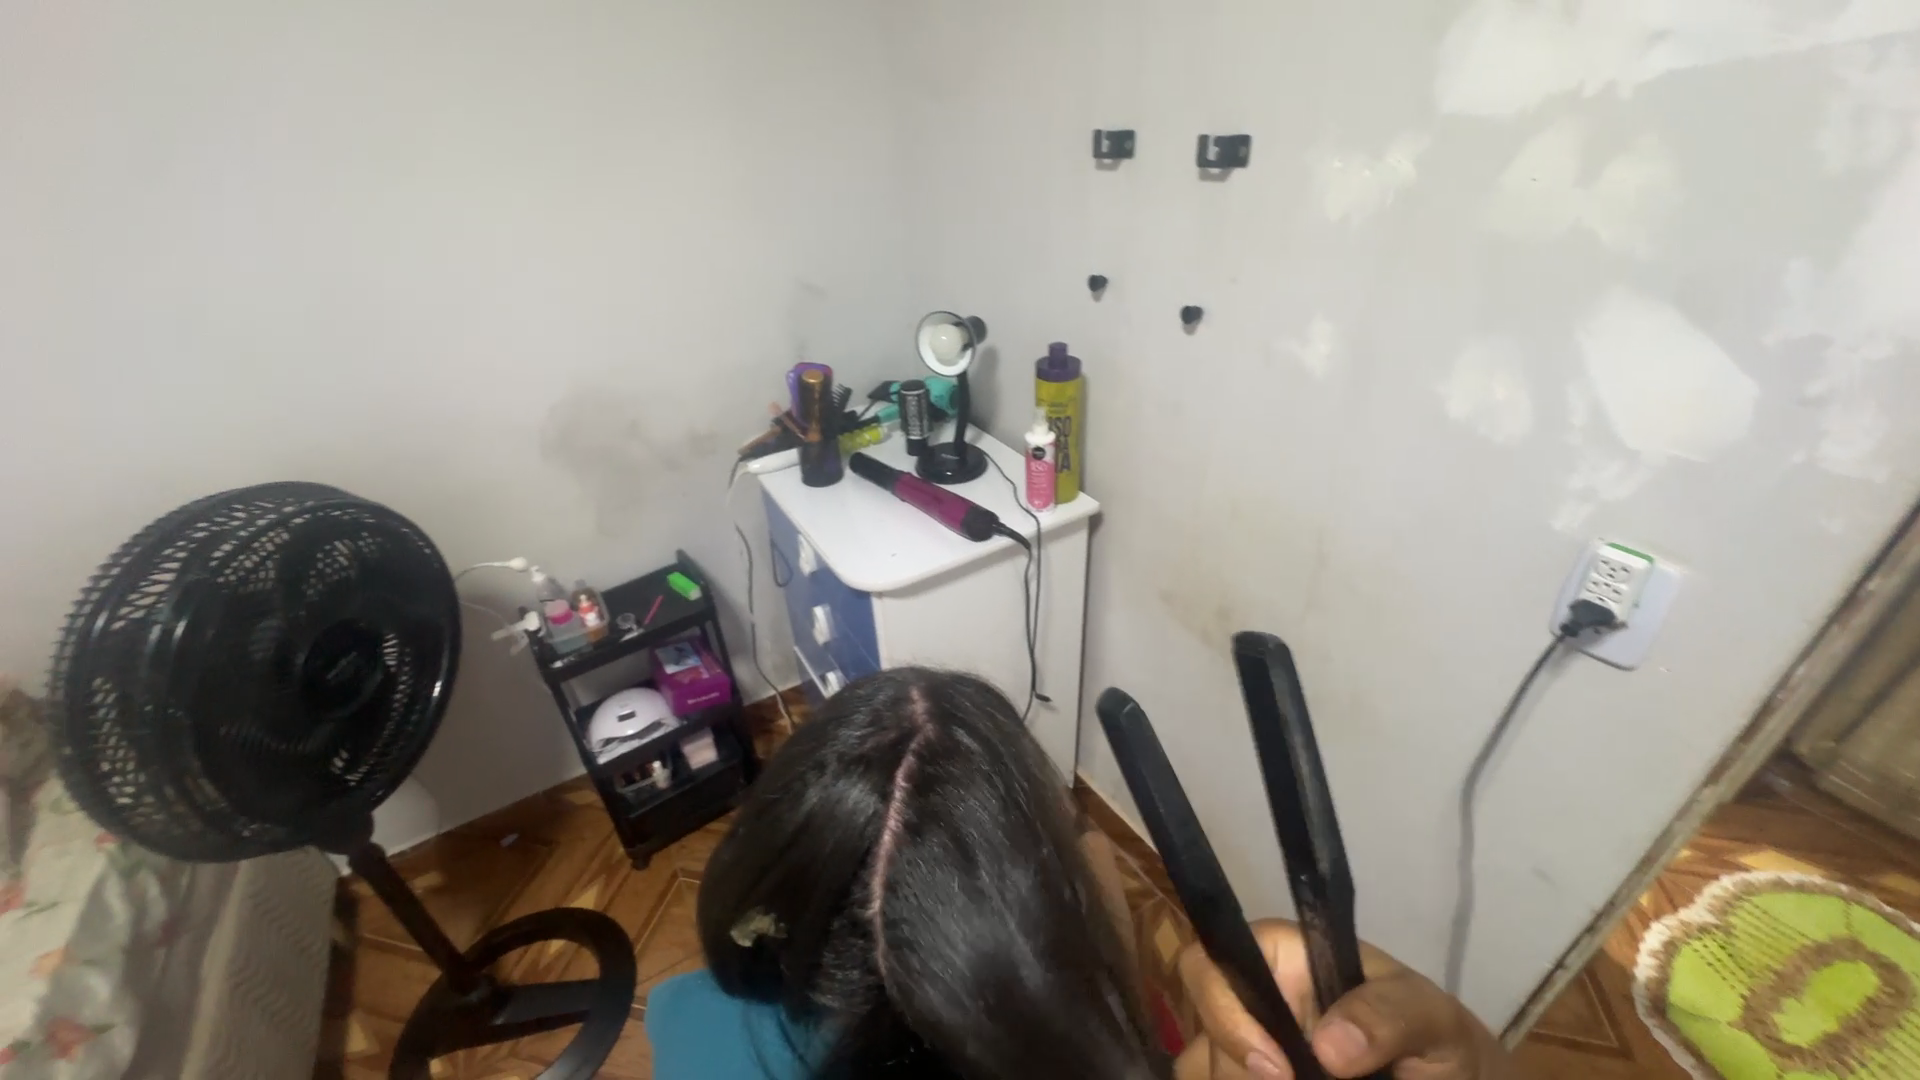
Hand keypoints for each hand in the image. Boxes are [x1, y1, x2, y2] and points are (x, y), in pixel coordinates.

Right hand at [1173, 920, 1515, 1079]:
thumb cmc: (1439, 1039)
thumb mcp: (1429, 1018)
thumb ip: (1386, 1017)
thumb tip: (1326, 1047)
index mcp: (1276, 958)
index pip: (1211, 962)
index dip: (1224, 1010)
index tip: (1275, 1069)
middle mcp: (1250, 999)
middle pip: (1201, 1027)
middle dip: (1236, 1066)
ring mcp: (1249, 1047)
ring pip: (1203, 1067)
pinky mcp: (1255, 1078)